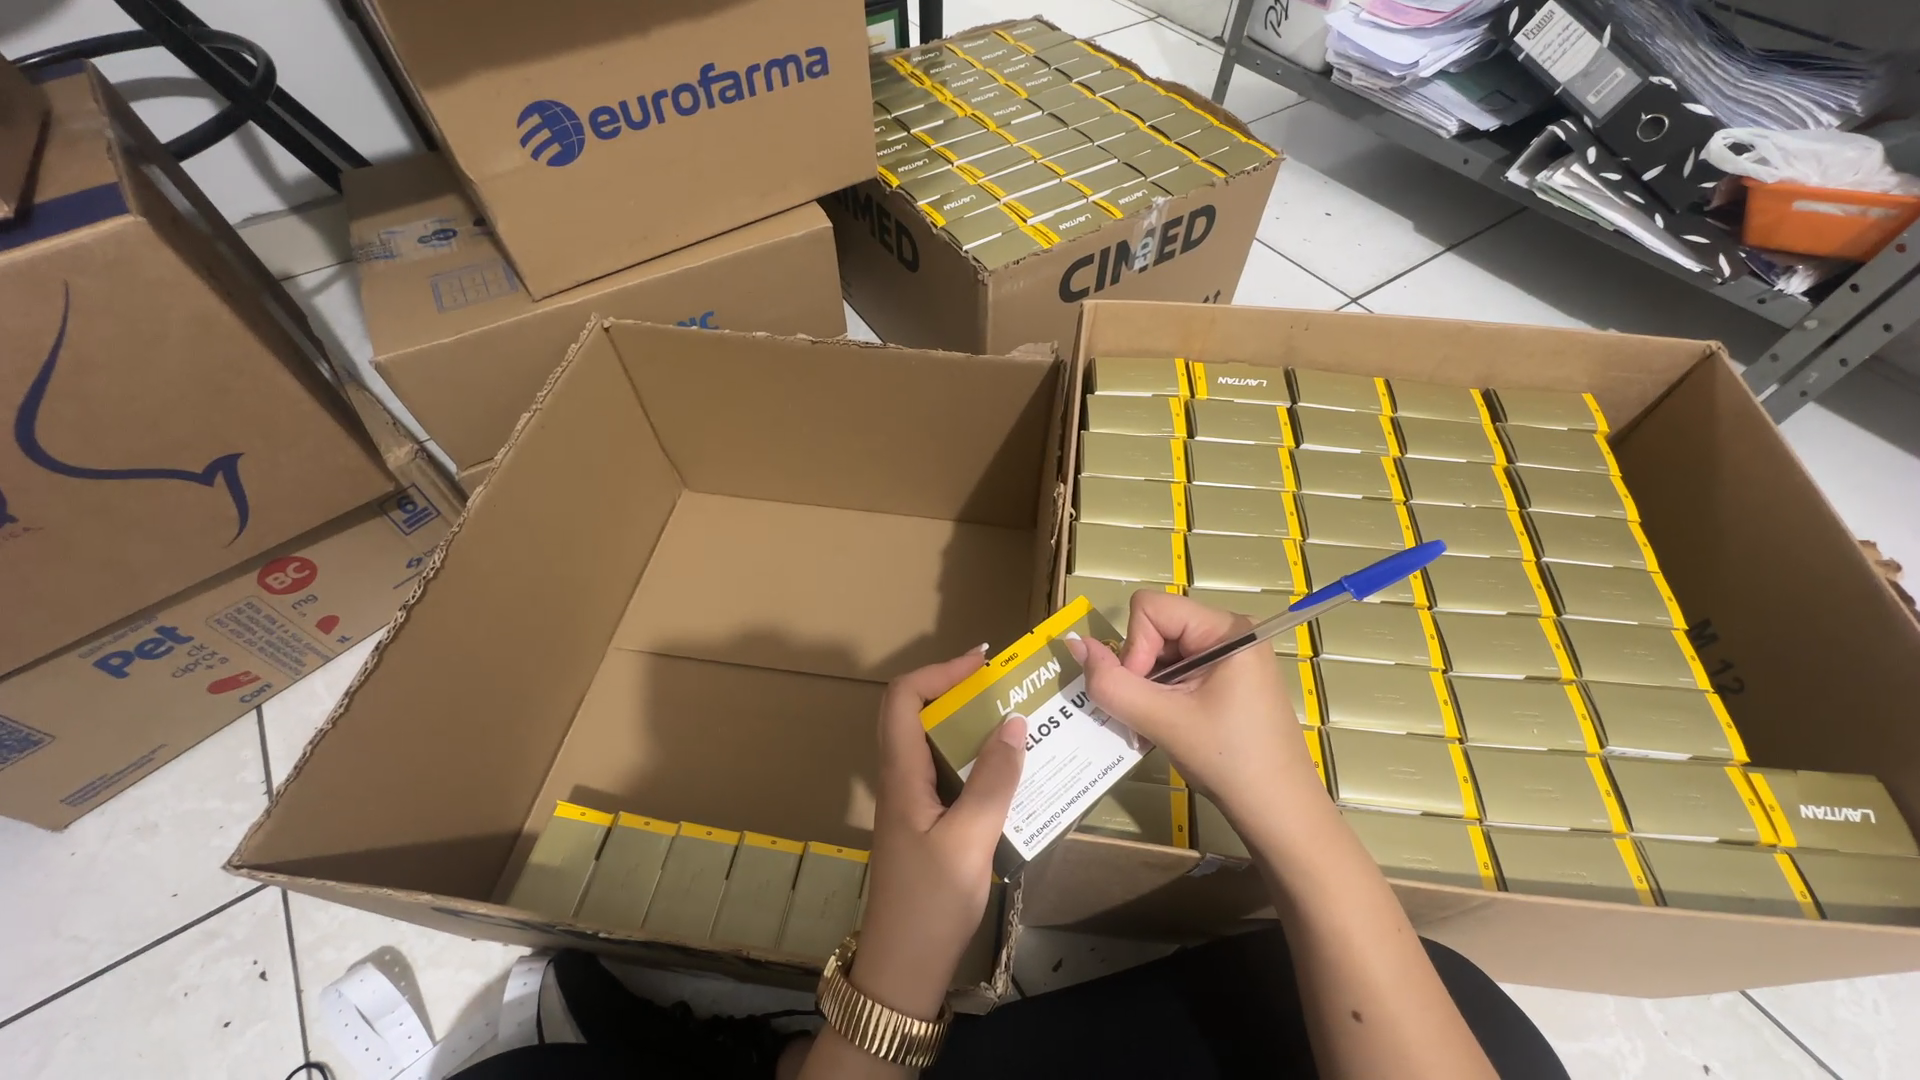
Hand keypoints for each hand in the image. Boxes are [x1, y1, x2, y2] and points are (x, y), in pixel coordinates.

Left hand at [855, 648, 1026, 1018]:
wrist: (902, 970)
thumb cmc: (931, 903)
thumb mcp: (969, 840)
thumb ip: (993, 781)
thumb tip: (1012, 722)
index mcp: (901, 774)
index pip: (903, 698)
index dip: (939, 671)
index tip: (983, 662)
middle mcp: (902, 780)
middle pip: (918, 715)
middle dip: (960, 693)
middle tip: (1008, 689)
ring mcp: (913, 804)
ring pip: (937, 747)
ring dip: (972, 728)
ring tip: (1019, 725)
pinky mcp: (927, 826)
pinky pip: (950, 777)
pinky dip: (978, 764)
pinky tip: (1013, 777)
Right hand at [1071, 591, 1318, 819]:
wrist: (1279, 812)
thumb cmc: (1228, 760)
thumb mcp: (1162, 720)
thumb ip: (1112, 682)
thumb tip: (1074, 643)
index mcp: (1225, 628)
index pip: (1150, 609)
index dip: (1134, 647)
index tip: (1145, 693)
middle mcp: (1229, 632)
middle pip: (1155, 627)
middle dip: (1140, 669)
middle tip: (1148, 713)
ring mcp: (1229, 656)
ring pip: (1161, 651)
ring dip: (1148, 687)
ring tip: (1158, 724)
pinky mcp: (1226, 678)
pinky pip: (1176, 670)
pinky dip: (1161, 696)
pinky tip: (1168, 725)